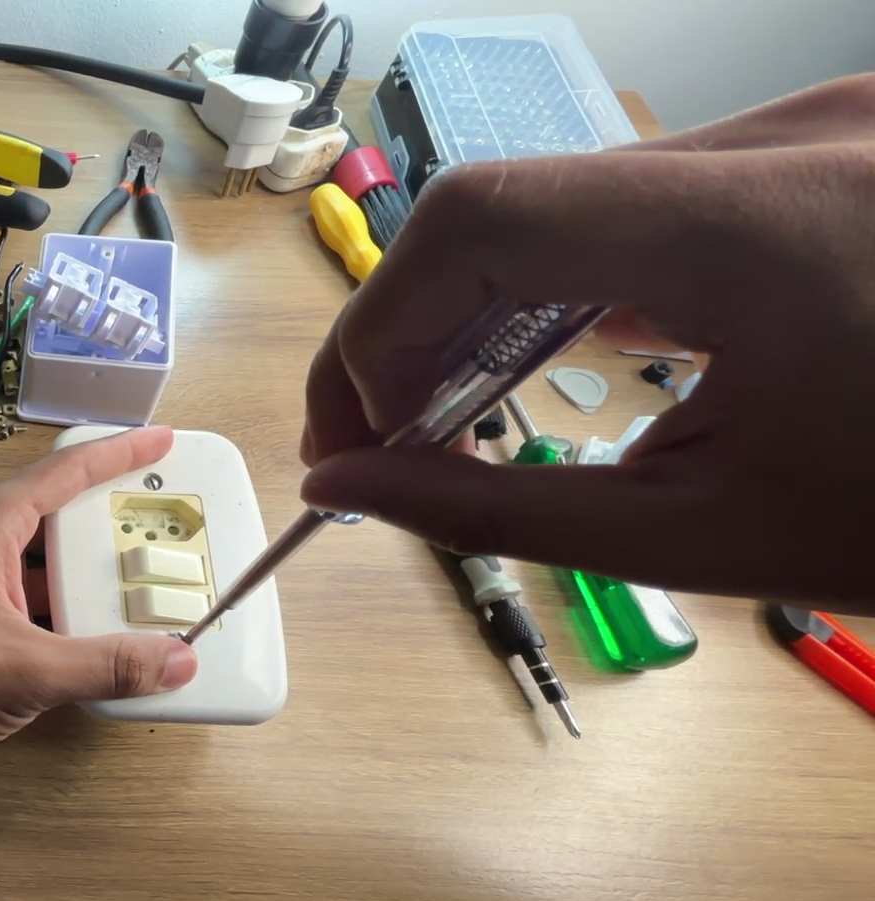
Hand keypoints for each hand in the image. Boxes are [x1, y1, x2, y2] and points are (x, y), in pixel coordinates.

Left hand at [0, 426, 198, 778]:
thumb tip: (179, 658)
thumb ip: (104, 664)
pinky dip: (71, 612)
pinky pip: (36, 603)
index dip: (117, 452)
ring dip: (93, 571)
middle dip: (114, 516)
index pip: (64, 472)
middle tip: (169, 520)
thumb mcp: (24, 670)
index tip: (162, 439)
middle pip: (60, 515)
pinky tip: (103, 635)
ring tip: (151, 579)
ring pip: (48, 564)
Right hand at [299, 75, 874, 611]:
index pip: (474, 224)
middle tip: (369, 442)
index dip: (379, 328)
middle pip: (485, 216)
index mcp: (768, 228)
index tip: (372, 434)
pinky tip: (521, 371)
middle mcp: (781, 142)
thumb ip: (484, 510)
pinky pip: (594, 220)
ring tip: (438, 419)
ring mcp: (798, 135)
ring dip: (448, 325)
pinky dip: (520, 303)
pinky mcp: (795, 160)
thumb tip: (334, 486)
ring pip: (530, 216)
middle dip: (392, 338)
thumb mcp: (699, 535)